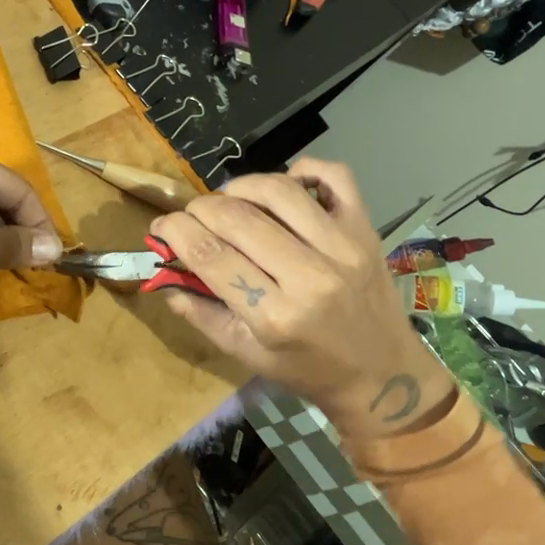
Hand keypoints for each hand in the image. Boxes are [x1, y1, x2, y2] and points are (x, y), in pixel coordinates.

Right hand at [148, 159, 450, 438]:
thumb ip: (200, 313)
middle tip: (191, 217)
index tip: (161, 227)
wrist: (383, 374)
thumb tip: (162, 276)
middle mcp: (310, 277)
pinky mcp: (365, 230)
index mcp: (274, 315)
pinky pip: (334, 177)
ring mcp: (343, 248)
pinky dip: (303, 170)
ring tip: (228, 201)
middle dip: (199, 209)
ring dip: (239, 187)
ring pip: (278, 190)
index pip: (209, 255)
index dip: (175, 231)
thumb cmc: (305, 368)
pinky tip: (283, 186)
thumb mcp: (244, 353)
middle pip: (236, 218)